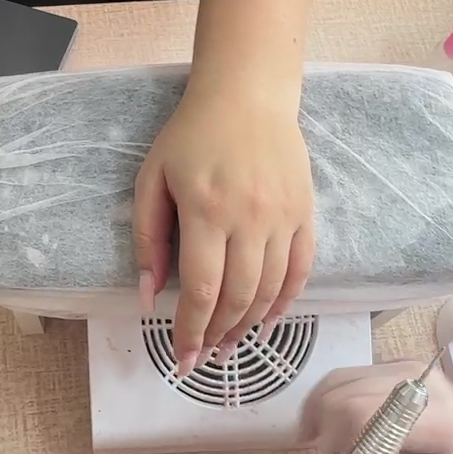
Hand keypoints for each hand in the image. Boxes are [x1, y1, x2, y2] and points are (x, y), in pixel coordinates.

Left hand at [133, 87, 313, 372]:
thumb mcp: (152, 179)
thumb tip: (148, 296)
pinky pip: (301, 269)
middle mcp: (250, 218)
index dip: (190, 330)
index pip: (202, 289)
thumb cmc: (191, 136)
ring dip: (248, 326)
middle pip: (238, 297)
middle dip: (218, 336)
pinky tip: (267, 320)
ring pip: (270, 290)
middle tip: (204, 358)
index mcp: (206, 210)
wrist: (247, 95)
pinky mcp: (305, 212)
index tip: (181, 357)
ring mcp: (284, 216)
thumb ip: (147, 238)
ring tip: (230, 346)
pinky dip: (286, 301)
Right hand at [302, 362, 452, 453]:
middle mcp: (419, 381)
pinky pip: (339, 385)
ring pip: (334, 386)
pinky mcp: (388, 372)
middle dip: (330, 437)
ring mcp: (402, 370)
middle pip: (342, 395)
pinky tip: (342, 444)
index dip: (341, 446)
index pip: (362, 411)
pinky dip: (327, 414)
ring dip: (326, 425)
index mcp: (440, 415)